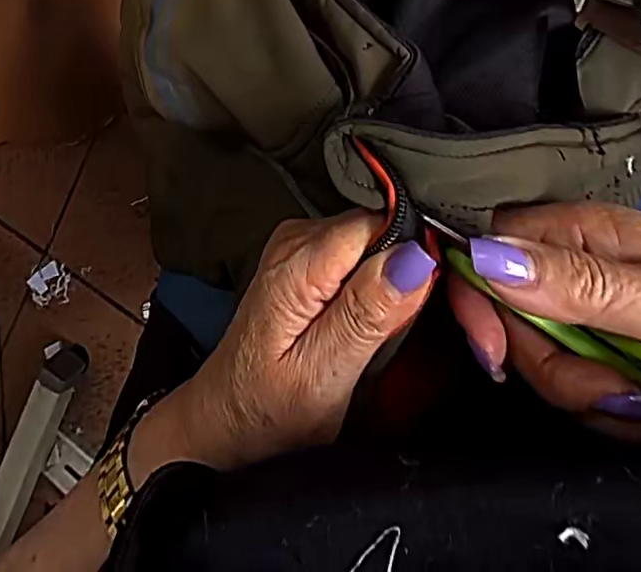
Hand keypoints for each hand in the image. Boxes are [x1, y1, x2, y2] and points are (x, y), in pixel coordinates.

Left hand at [135, 212, 438, 477]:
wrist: (225, 418)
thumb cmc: (264, 410)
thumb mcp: (322, 377)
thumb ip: (368, 314)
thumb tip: (415, 258)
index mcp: (299, 262)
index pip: (381, 222)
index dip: (409, 256)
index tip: (410, 303)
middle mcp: (298, 238)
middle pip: (378, 227)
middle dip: (399, 270)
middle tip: (385, 330)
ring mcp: (300, 243)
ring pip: (373, 239)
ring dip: (385, 280)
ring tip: (369, 330)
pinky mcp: (307, 255)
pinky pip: (359, 251)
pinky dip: (369, 283)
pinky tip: (357, 318)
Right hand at [448, 202, 640, 462]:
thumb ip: (587, 287)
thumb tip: (493, 258)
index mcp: (605, 234)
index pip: (504, 244)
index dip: (486, 292)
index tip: (497, 348)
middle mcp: (603, 270)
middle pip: (521, 312)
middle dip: (557, 361)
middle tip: (616, 378)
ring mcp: (621, 320)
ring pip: (554, 359)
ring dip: (595, 392)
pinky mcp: (638, 362)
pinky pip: (591, 392)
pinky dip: (619, 413)